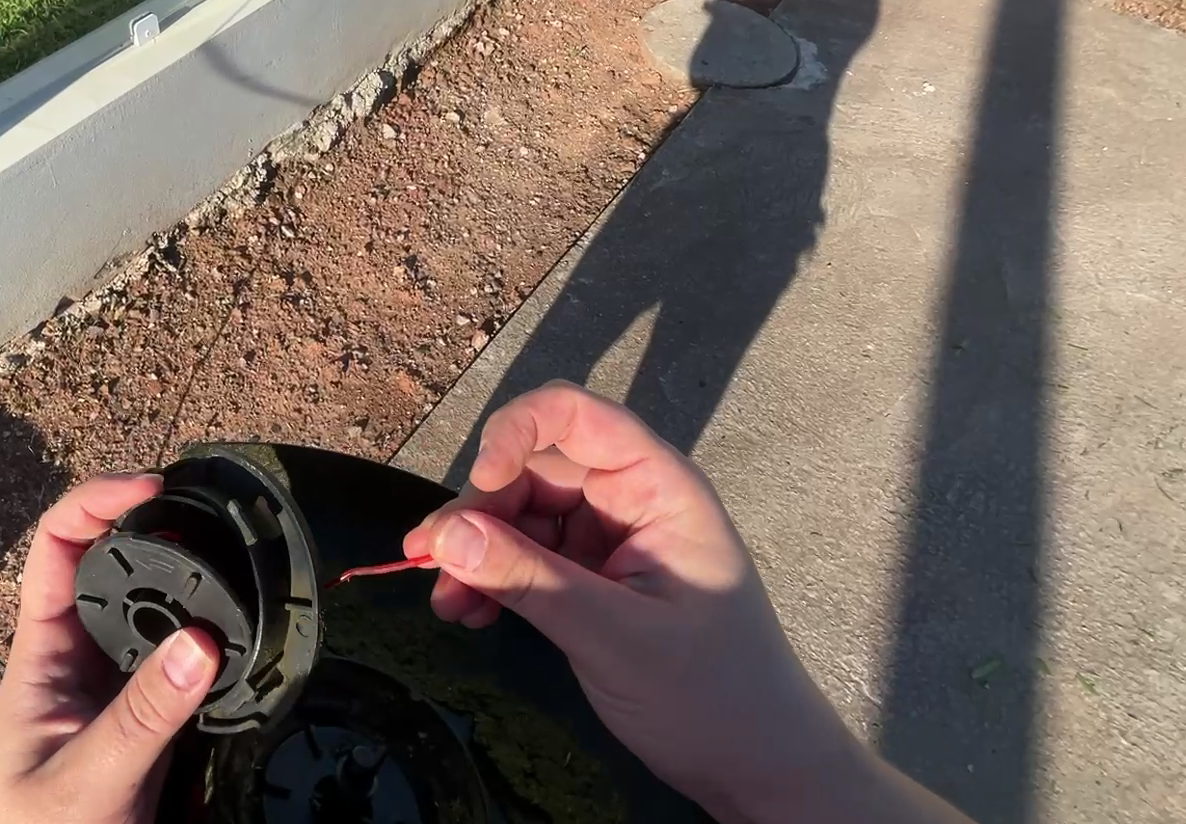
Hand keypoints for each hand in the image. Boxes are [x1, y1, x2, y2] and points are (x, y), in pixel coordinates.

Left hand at [0, 475, 217, 823]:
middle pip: (112, 556)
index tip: (152, 485)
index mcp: (43, 646)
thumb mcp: (82, 781)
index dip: (96, 499)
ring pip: (153, 599)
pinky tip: (240, 611)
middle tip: (211, 507)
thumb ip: (141, 717)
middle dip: (155, 520)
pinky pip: (181, 645)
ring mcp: (118, 673)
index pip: (58, 542)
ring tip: (233, 544)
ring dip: (187, 569)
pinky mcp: (150, 703)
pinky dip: (209, 620)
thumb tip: (203, 642)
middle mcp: (82, 645)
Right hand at [404, 382, 969, 823]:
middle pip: (528, 465)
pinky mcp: (577, 568)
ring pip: (512, 510)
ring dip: (469, 549)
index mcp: (653, 484)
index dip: (517, 430)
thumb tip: (444, 535)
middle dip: (478, 509)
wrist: (755, 771)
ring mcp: (596, 531)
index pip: (574, 414)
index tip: (481, 482)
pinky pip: (515, 552)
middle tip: (430, 557)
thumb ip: (529, 581)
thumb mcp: (616, 636)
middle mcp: (620, 494)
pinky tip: (465, 610)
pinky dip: (484, 576)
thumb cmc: (713, 695)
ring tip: (444, 599)